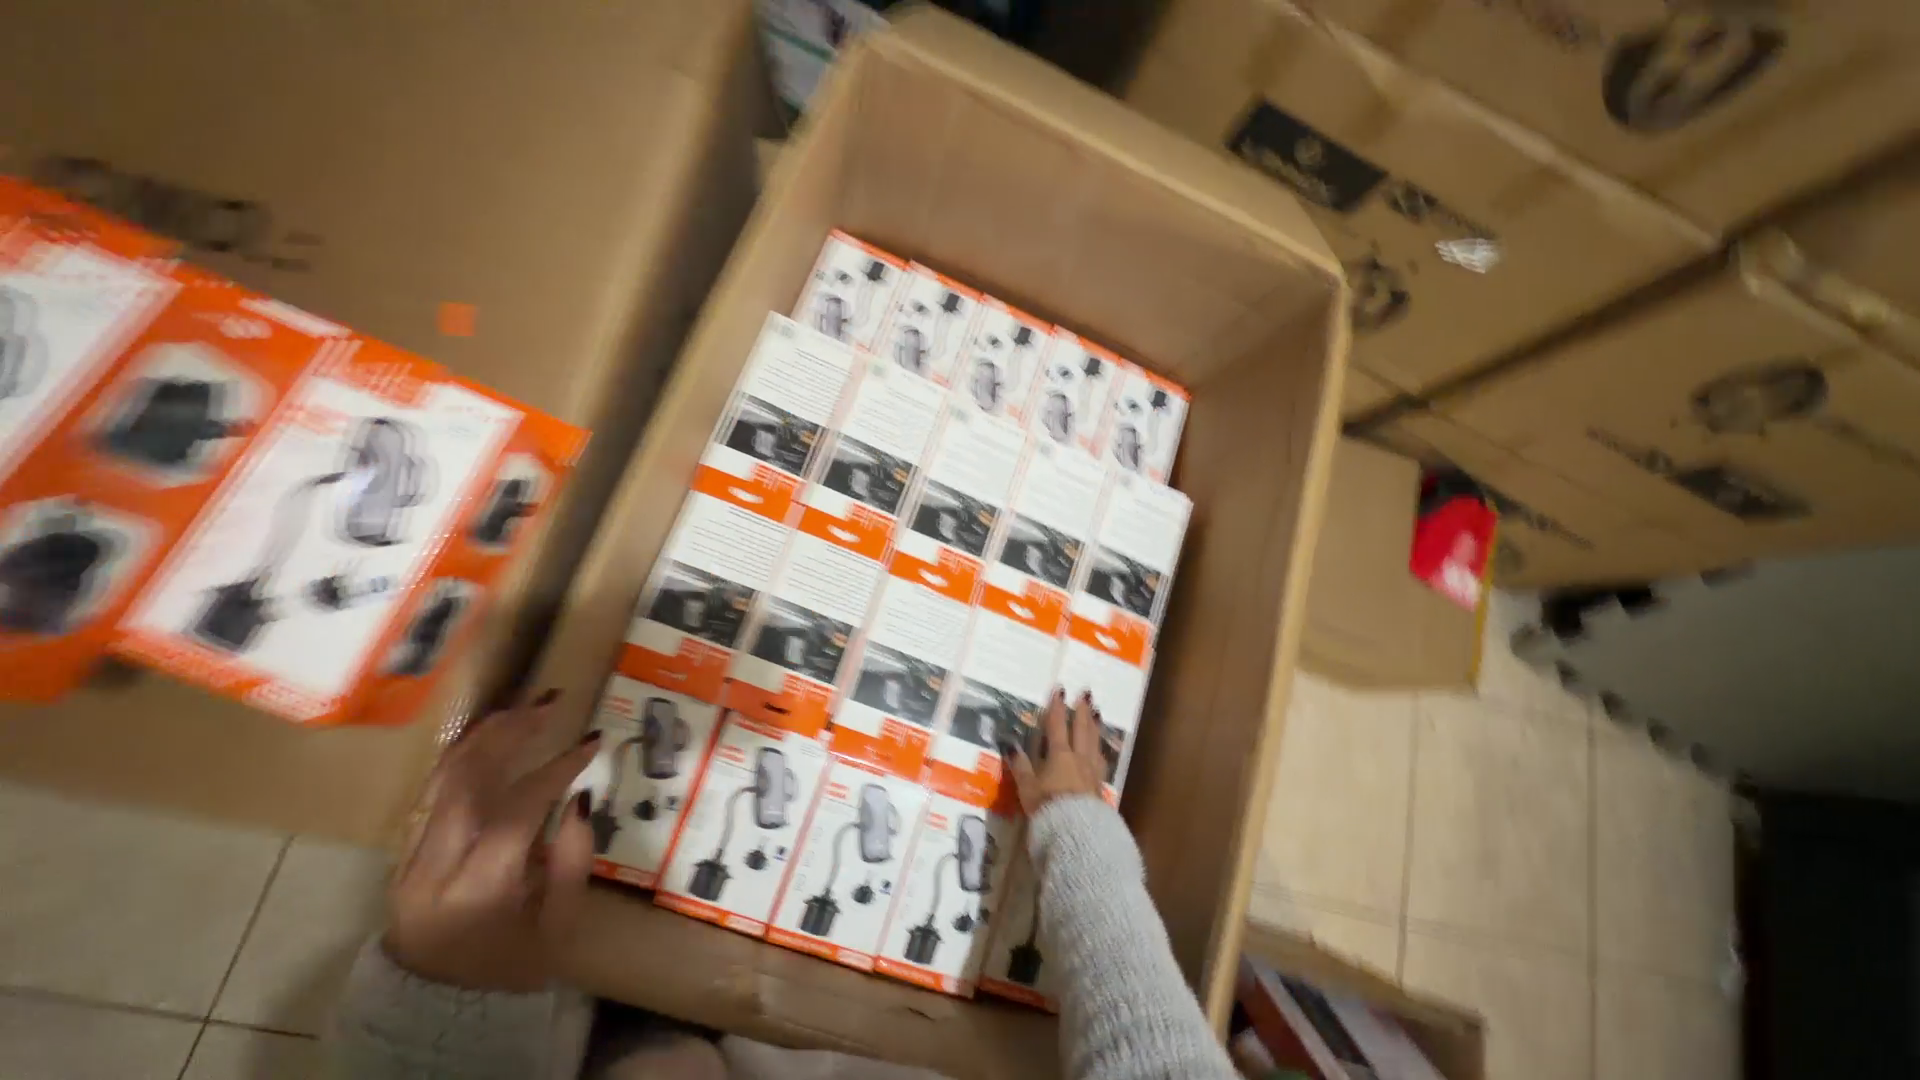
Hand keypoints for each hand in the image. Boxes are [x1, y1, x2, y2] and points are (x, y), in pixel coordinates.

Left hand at [384, 690, 599, 991]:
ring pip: (441, 778)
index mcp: (479, 889)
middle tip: (551, 702)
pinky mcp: (404, 851)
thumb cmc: (509, 967)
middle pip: (467, 780)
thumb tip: (579, 799)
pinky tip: (489, 734)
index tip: (592, 742)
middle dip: (512, 732)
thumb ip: (573, 862)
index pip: (517, 810)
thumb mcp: (557, 926)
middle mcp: (435, 866)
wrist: (435, 1005)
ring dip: (484, 735)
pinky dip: (462, 756)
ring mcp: (411, 856)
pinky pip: (432, 791)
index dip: (557, 769)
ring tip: (522, 707)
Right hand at [1006, 688, 1106, 814]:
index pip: (1057, 725)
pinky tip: (1100, 751)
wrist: (1077, 831)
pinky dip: (1100, 750)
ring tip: (1097, 714)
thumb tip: (1010, 745)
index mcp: (1059, 755)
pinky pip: (1101, 760)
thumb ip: (1020, 766)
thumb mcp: (1027, 787)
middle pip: (1081, 729)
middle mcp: (1078, 758)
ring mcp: (1092, 772)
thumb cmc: (1048, 806)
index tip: (1059, 689)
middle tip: (1085, 694)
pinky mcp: (1100, 786)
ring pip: (1094, 742)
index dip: (1057, 707)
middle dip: (1082, 711)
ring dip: (1094, 726)